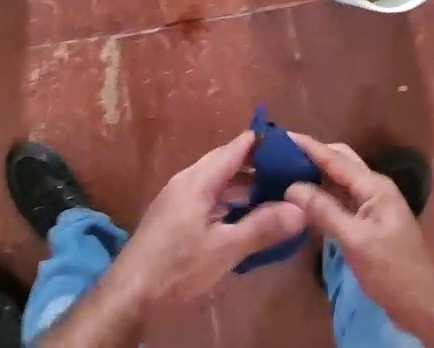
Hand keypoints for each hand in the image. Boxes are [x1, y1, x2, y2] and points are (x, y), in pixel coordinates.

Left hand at [110, 131, 308, 307]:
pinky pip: (209, 197)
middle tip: (290, 172)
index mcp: (198, 179)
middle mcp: (188, 180)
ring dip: (244, 187)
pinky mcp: (177, 215)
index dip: (262, 143)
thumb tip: (300, 209)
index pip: (235, 149)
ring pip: (218, 182)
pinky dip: (230, 201)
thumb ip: (262, 227)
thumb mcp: (225, 249)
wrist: (133, 289)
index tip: (291, 145)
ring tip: (277, 195)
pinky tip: (248, 216)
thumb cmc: (179, 264)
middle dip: (257, 166)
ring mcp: (180, 197)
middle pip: (226, 163)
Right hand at [285, 137, 433, 339]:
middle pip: (339, 162)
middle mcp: (374, 188)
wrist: (424, 306)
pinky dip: (322, 195)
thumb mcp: (355, 241)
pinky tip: (304, 200)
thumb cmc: (393, 271)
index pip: (335, 158)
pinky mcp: (368, 222)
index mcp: (374, 186)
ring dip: (316, 175)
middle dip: (312, 155)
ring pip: (339, 180)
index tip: (282, 136)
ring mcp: (372, 205)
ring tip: (286, 172)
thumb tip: (291, 187)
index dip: (308, 146)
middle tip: (281, 155)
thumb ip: (324, 211)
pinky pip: (341, 199)